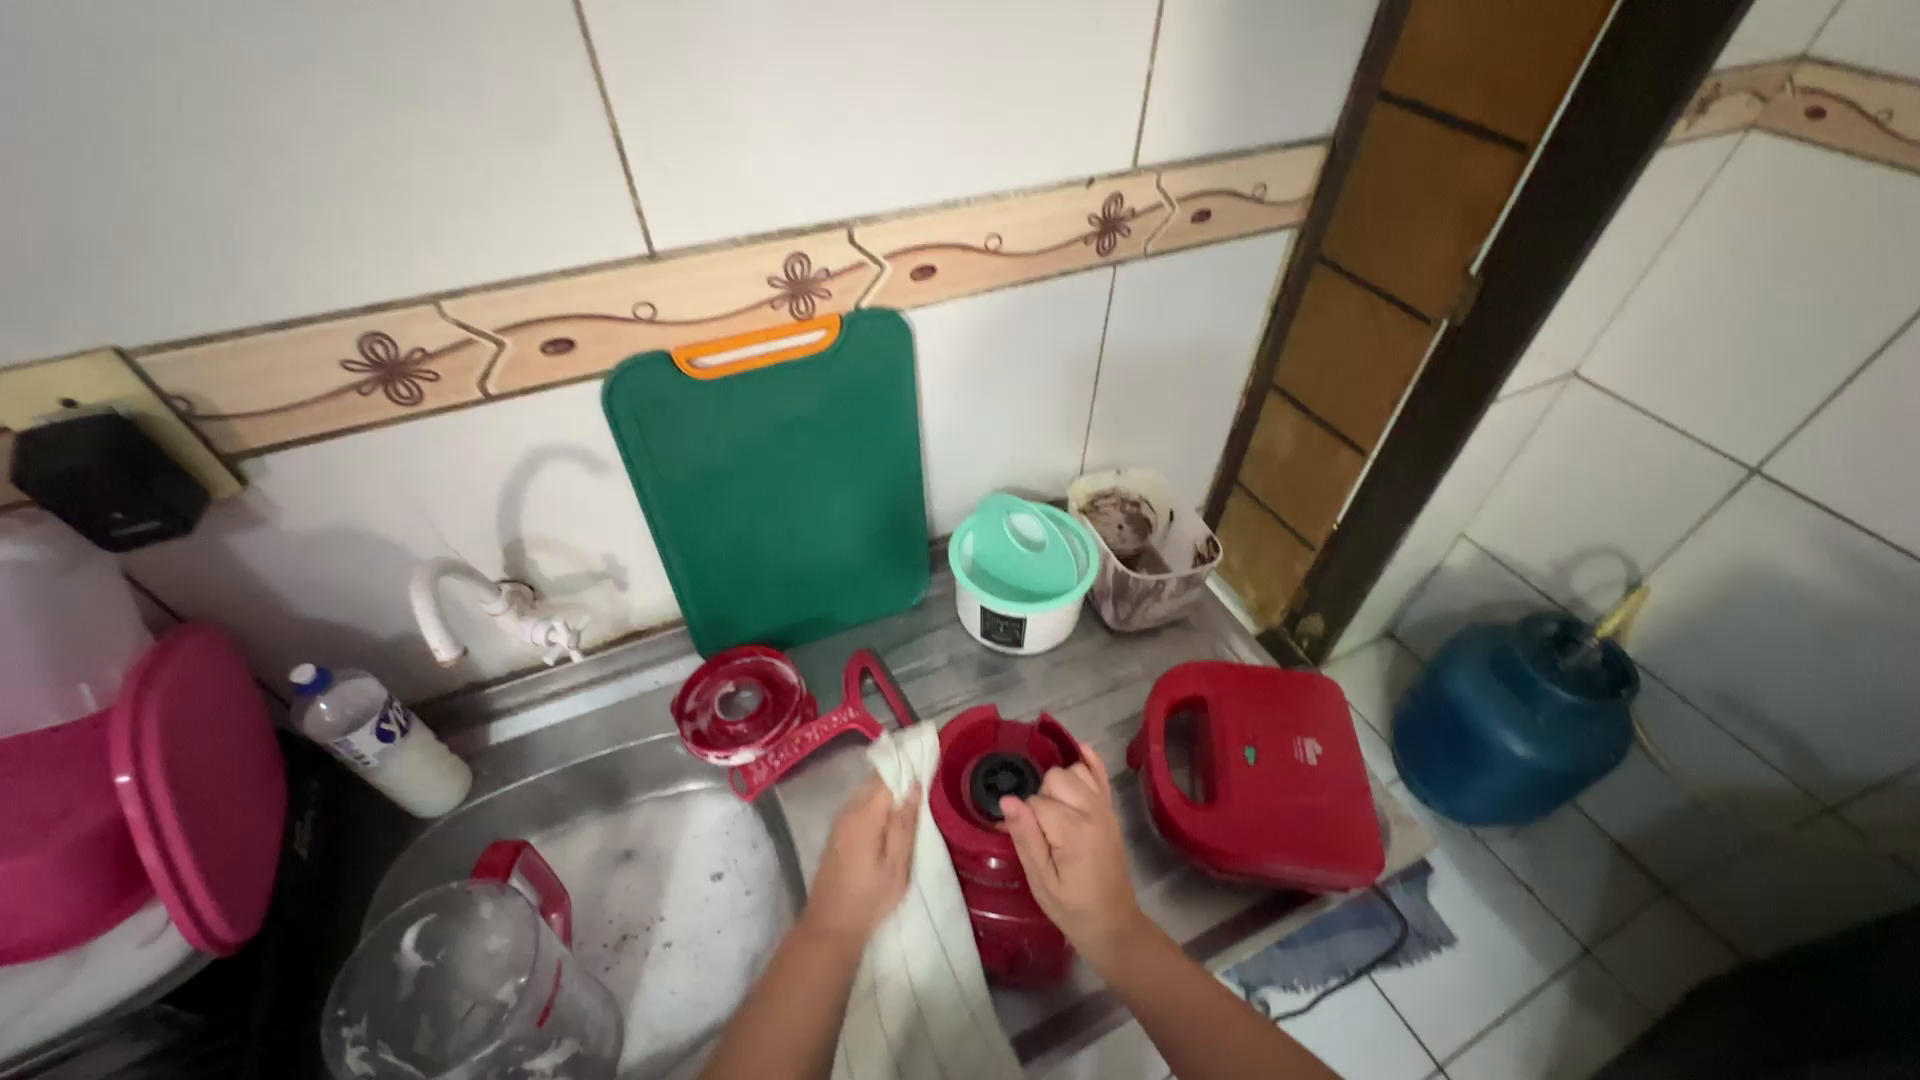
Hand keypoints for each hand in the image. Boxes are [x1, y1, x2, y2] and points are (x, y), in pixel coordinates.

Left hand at [802, 772, 919, 949]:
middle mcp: (848, 810)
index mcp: (864, 815)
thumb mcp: (896, 866)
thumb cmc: (868, 899)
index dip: (907, 767)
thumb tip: (914, 786)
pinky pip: (861, 806)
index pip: (887, 776)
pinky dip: (878, 804)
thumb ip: (905, 824)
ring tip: (915, 800)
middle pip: (876, 781)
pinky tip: (893, 818)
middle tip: (928, 783)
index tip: (929, 764)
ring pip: (868, 793)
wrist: (829, 926)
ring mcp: (840, 821)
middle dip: (900, 778)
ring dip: (890, 792)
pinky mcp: (838, 832)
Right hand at [1000, 743, 1147, 967]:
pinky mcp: (1110, 811)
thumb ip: (1025, 837)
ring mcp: (1105, 809)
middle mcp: (1093, 811)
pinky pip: (1101, 774)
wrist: (1114, 924)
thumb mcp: (1041, 881)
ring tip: (1054, 812)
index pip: (1036, 801)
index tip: (1024, 840)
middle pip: (1056, 777)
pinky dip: (1090, 761)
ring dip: (1059, 784)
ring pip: (1075, 770)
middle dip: (1042, 797)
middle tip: (1042, 831)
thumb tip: (1007, 799)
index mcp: (1073, 831)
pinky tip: (1078, 752)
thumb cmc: (1072, 908)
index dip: (1024, 818)